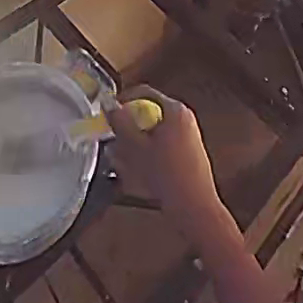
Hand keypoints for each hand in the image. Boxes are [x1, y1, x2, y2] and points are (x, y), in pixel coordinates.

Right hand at [107, 87, 233, 245]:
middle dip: (128, 128)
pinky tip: (137, 173)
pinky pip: (161, 146)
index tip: (108, 115)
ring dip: (135, 144)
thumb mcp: (137, 147)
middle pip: (148, 113)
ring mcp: (187, 136)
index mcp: (175, 110)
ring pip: (153, 132)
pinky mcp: (186, 154)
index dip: (123, 101)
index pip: (144, 93)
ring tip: (122, 162)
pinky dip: (147, 154)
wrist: (195, 209)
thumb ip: (121, 122)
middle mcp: (183, 119)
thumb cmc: (167, 175)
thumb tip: (108, 103)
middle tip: (113, 142)